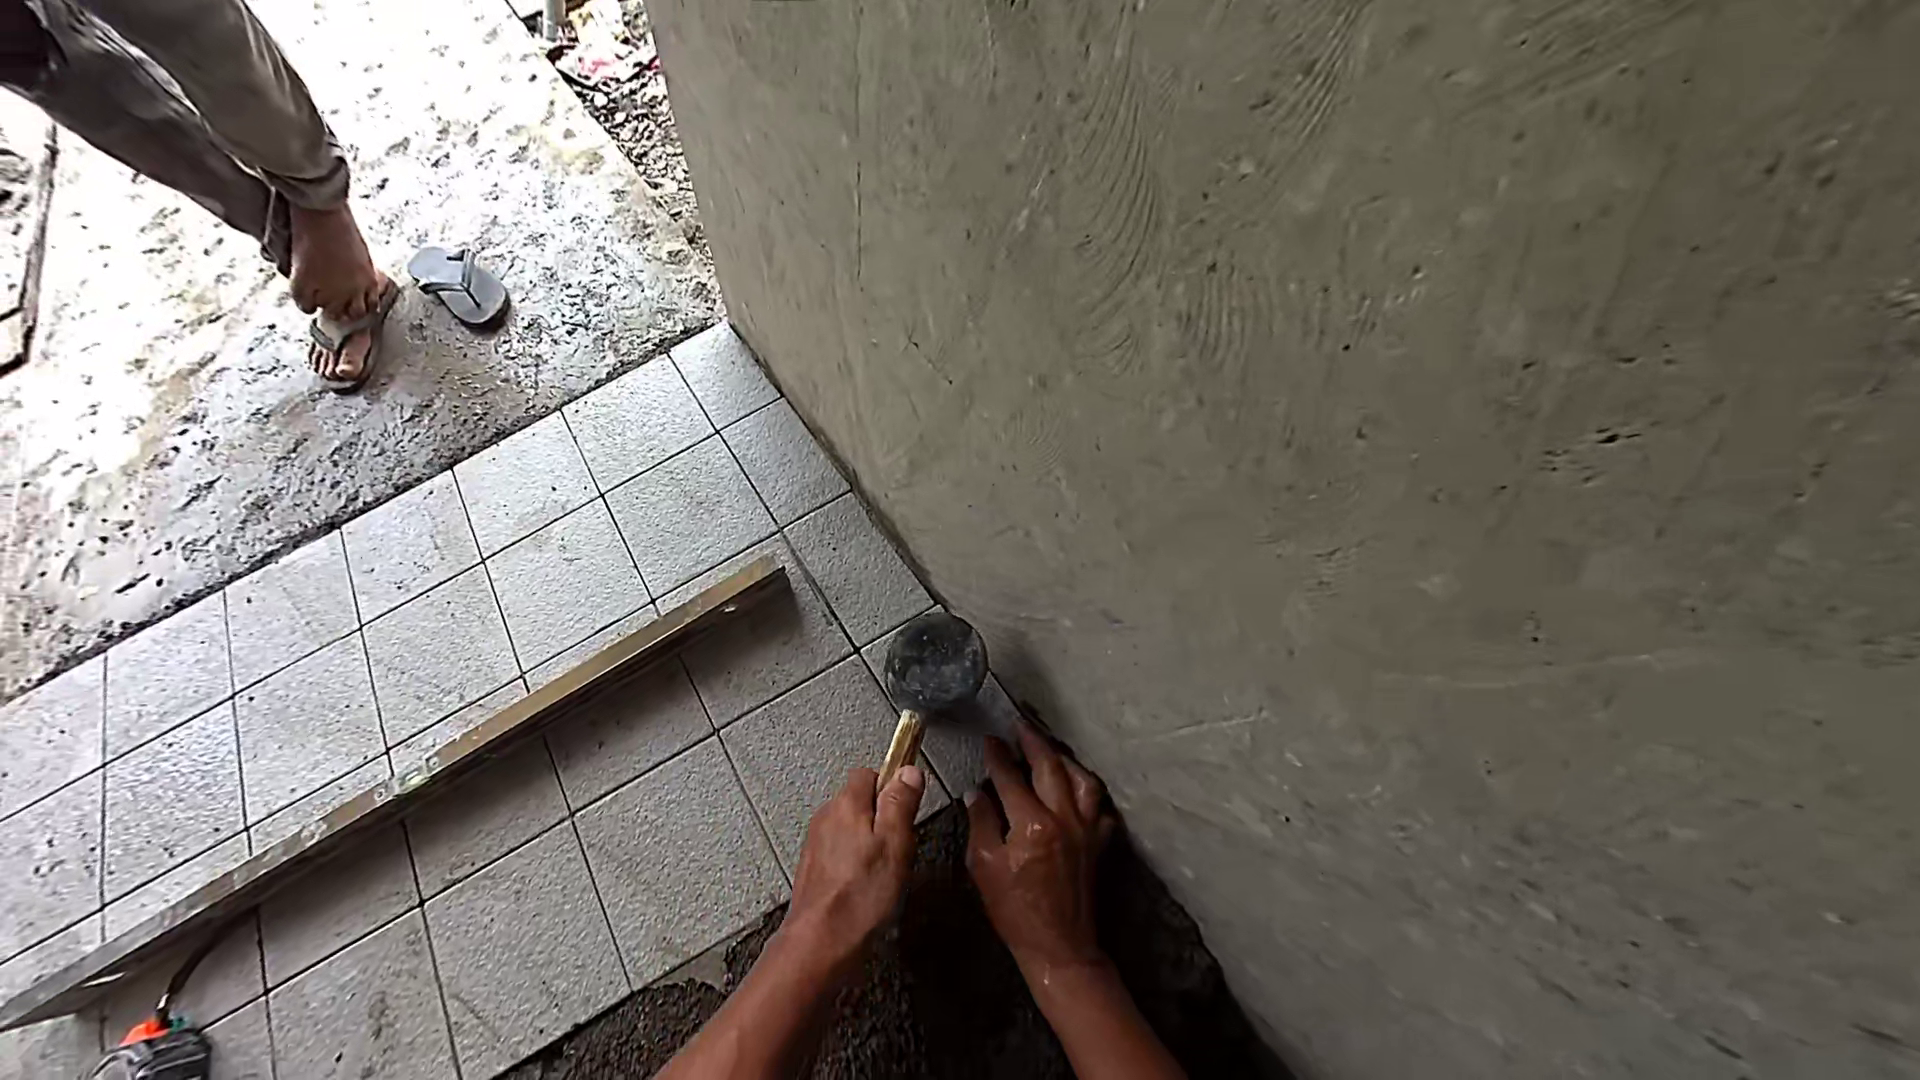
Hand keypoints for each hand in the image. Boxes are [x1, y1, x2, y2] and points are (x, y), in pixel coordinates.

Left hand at [782, 764, 925, 975]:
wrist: (820, 944)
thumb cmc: (858, 897)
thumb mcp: (895, 841)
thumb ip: (901, 801)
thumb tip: (909, 772)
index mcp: (847, 803)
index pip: (871, 772)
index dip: (892, 786)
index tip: (907, 806)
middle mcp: (827, 817)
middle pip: (861, 800)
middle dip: (882, 817)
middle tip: (898, 845)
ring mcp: (817, 844)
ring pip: (851, 827)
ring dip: (868, 842)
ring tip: (883, 871)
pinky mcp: (814, 868)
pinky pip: (841, 852)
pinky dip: (854, 863)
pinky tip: (866, 886)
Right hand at [966, 725, 1115, 977]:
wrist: (1058, 947)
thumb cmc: (1015, 911)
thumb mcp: (984, 867)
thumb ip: (981, 822)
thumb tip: (976, 792)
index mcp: (1032, 824)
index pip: (1011, 777)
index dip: (998, 755)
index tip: (990, 740)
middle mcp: (1064, 818)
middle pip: (1050, 766)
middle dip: (1033, 741)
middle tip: (1020, 727)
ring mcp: (1086, 829)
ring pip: (1082, 779)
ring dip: (1064, 759)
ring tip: (1049, 749)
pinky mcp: (1098, 843)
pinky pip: (1099, 807)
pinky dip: (1088, 792)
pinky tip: (1076, 789)